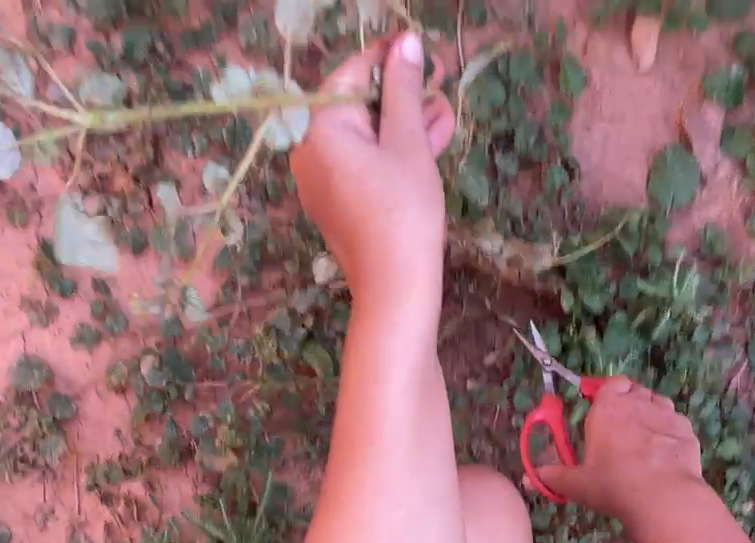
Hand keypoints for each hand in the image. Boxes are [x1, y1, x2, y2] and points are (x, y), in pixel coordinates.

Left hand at [291, 33, 455, 309]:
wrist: (395, 288)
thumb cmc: (403, 211)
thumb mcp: (408, 143)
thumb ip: (404, 89)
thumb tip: (405, 43)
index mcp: (318, 129)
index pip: (352, 74)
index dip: (389, 60)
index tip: (420, 52)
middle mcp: (309, 153)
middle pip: (357, 108)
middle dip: (401, 98)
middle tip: (440, 85)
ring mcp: (321, 183)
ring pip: (365, 140)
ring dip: (404, 126)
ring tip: (444, 117)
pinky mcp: (337, 206)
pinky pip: (363, 167)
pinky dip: (391, 156)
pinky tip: (428, 144)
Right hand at [536, 378, 705, 521]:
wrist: (663, 497)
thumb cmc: (612, 484)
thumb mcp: (577, 484)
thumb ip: (554, 477)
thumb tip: (531, 479)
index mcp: (608, 408)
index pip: (611, 383)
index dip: (607, 391)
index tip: (601, 407)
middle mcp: (639, 403)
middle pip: (635, 390)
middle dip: (628, 401)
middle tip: (619, 427)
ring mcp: (667, 415)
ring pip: (658, 403)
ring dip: (650, 413)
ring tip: (642, 438)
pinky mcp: (687, 431)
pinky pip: (676, 424)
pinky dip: (669, 432)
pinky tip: (663, 453)